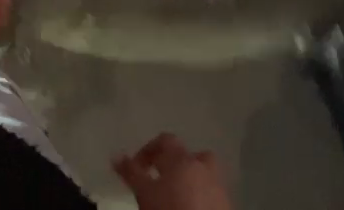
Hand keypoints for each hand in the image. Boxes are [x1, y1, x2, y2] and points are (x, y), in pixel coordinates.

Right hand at [114, 134, 231, 209]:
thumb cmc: (170, 209)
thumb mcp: (144, 193)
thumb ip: (130, 172)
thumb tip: (115, 156)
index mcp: (182, 159)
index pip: (165, 139)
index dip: (148, 149)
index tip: (137, 166)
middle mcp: (204, 168)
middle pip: (194, 155)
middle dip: (180, 162)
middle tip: (165, 176)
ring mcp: (220, 189)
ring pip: (206, 176)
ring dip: (193, 180)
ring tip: (178, 194)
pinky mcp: (227, 207)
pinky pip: (214, 195)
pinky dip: (203, 197)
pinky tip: (190, 207)